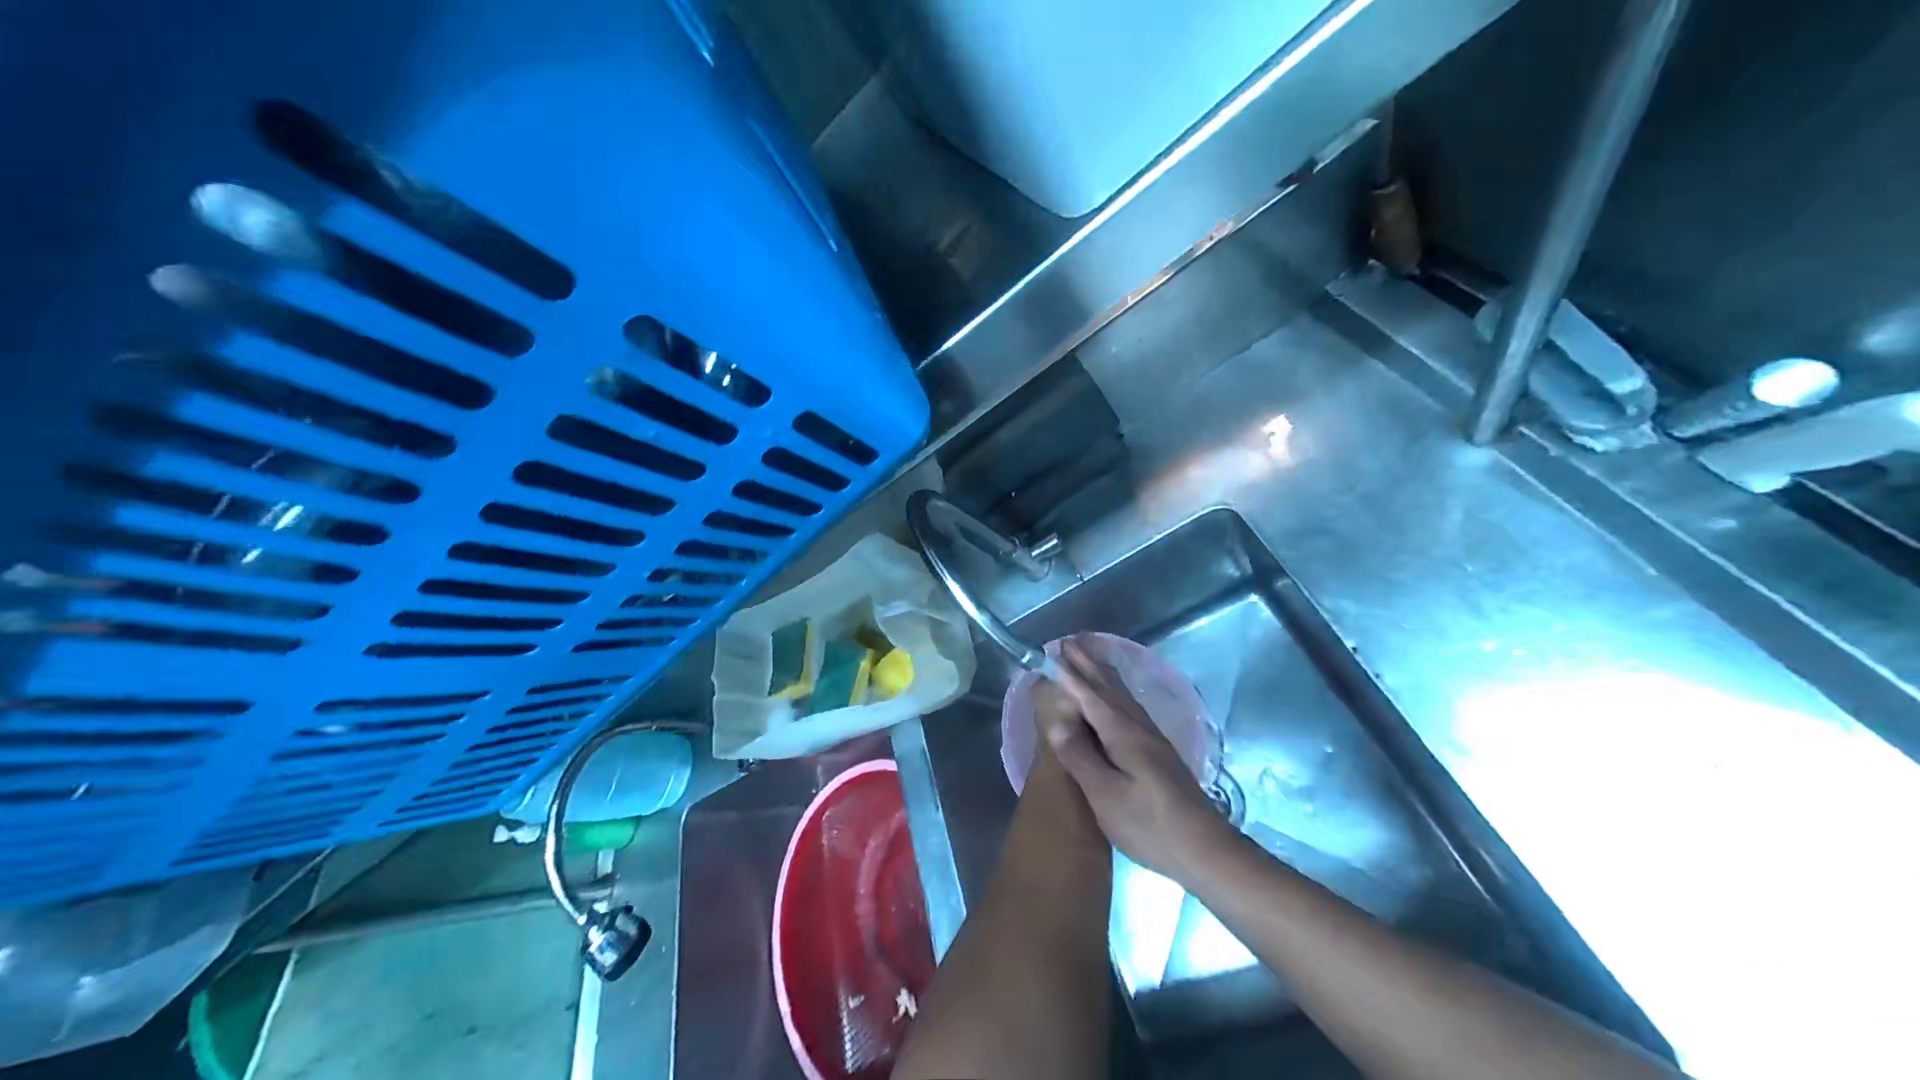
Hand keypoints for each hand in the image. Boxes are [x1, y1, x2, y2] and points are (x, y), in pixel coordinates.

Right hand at [1040, 636, 1232, 882]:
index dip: (1071, 676)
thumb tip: (1056, 722)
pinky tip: (1116, 698)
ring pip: (1122, 697)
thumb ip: (1080, 756)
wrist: (1205, 849)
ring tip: (1089, 657)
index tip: (1053, 652)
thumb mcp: (1106, 795)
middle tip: (1070, 641)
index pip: (1091, 697)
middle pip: (1110, 689)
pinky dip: (1115, 692)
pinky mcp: (1158, 753)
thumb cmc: (1149, 825)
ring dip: (1103, 674)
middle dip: (1089, 665)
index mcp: (1124, 734)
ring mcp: (1152, 740)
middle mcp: (1139, 728)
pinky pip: (1129, 708)